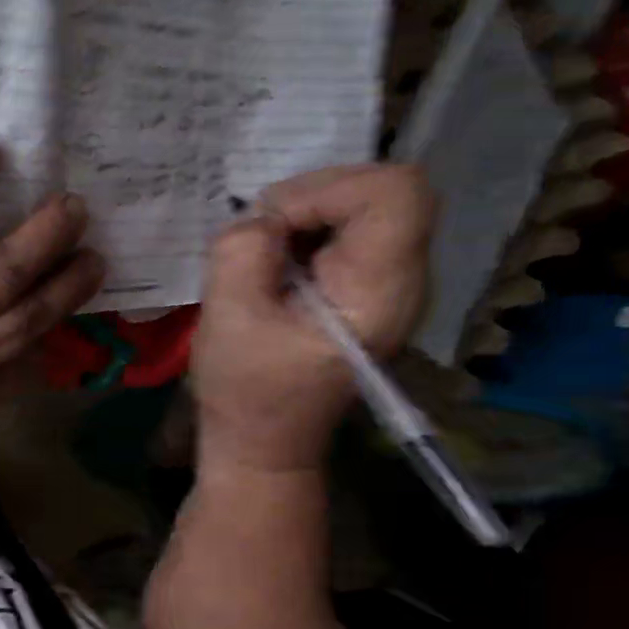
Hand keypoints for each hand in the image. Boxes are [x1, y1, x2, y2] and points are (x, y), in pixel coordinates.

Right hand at [191, 164, 433, 474]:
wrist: (263, 439)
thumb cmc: (246, 388)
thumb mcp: (227, 318)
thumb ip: (241, 253)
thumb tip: (258, 220)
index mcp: (379, 289)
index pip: (394, 191)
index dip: (326, 190)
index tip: (273, 229)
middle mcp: (401, 277)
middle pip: (381, 189)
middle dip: (309, 198)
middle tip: (259, 240)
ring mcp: (386, 280)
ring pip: (362, 202)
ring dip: (301, 213)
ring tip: (262, 255)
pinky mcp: (363, 283)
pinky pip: (346, 227)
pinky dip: (302, 229)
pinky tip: (274, 264)